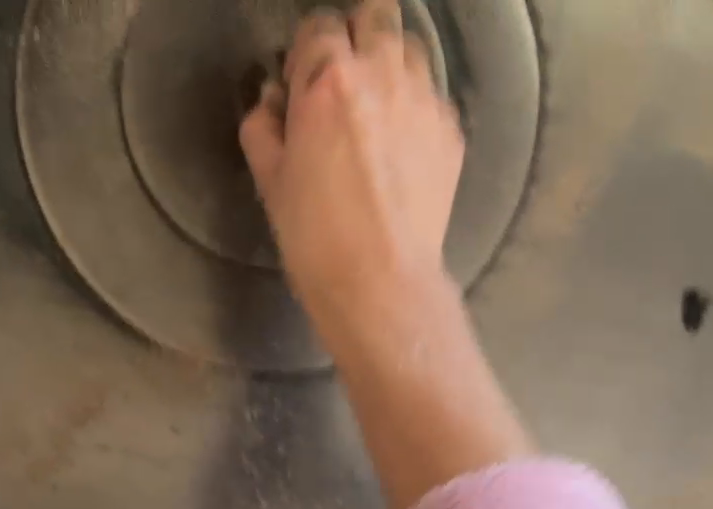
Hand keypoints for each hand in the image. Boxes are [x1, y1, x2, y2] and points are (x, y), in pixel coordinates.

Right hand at [239, 0, 464, 330]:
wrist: (378, 278)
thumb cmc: (312, 236)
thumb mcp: (270, 184)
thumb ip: (263, 130)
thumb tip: (270, 103)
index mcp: (326, 83)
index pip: (317, 28)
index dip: (305, 52)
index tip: (298, 82)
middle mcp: (380, 73)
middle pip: (375, 14)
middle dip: (355, 34)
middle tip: (340, 77)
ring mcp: (423, 97)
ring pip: (409, 47)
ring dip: (387, 63)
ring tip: (373, 107)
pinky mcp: (449, 127)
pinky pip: (429, 94)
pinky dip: (410, 105)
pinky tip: (397, 147)